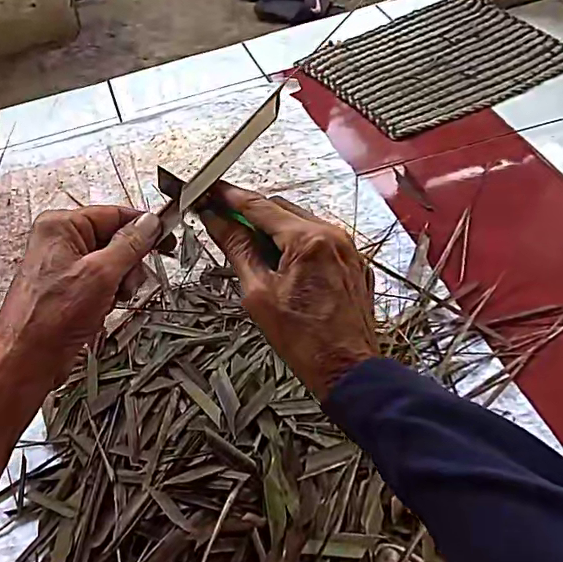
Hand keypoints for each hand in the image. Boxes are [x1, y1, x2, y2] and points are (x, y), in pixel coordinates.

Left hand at [0, 205, 159, 523]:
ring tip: (110, 301)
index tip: (168, 238)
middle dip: (129, 264)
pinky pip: (102, 284)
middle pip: (115, 240)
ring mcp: (64, 266)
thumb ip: (130, 245)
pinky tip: (101, 310)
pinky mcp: (68, 289)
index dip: (143, 227)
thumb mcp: (101, 274)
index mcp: (61, 225)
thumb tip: (149, 223)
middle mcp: (60, 241)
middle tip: (127, 283)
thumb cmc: (49, 317)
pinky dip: (109, 296)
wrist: (26, 359)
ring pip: (112, 264)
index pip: (114, 214)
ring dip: (120, 284)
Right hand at [197, 182, 377, 398]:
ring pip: (298, 222)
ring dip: (271, 228)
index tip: (211, 192)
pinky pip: (316, 238)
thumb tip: (217, 221)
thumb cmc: (306, 340)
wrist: (346, 369)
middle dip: (249, 213)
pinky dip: (293, 242)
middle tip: (222, 221)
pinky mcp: (351, 261)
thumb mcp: (258, 292)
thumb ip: (237, 248)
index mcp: (308, 240)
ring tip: (249, 249)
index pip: (259, 205)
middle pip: (280, 208)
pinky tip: (278, 263)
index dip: (230, 197)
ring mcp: (345, 248)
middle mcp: (332, 236)